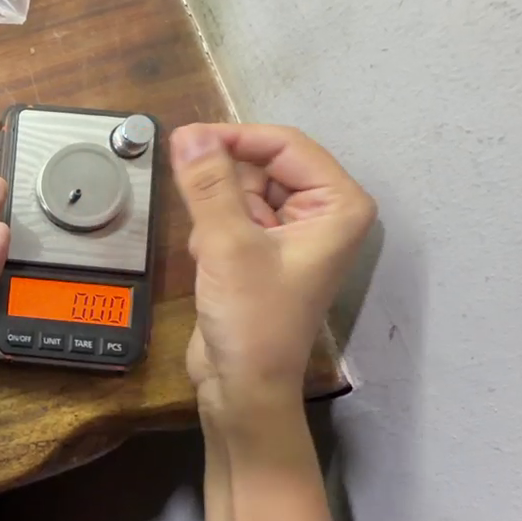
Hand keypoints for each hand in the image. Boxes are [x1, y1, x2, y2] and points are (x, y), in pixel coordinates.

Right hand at [170, 124, 376, 417]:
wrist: (242, 385)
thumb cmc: (252, 320)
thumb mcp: (227, 246)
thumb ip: (208, 186)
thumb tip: (186, 135)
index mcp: (336, 205)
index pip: (286, 147)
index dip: (235, 139)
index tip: (185, 138)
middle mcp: (319, 216)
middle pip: (263, 170)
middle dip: (223, 186)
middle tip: (193, 207)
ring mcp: (288, 239)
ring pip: (241, 197)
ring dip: (214, 215)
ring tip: (208, 251)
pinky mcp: (258, 259)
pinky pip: (231, 224)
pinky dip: (211, 235)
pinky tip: (204, 262)